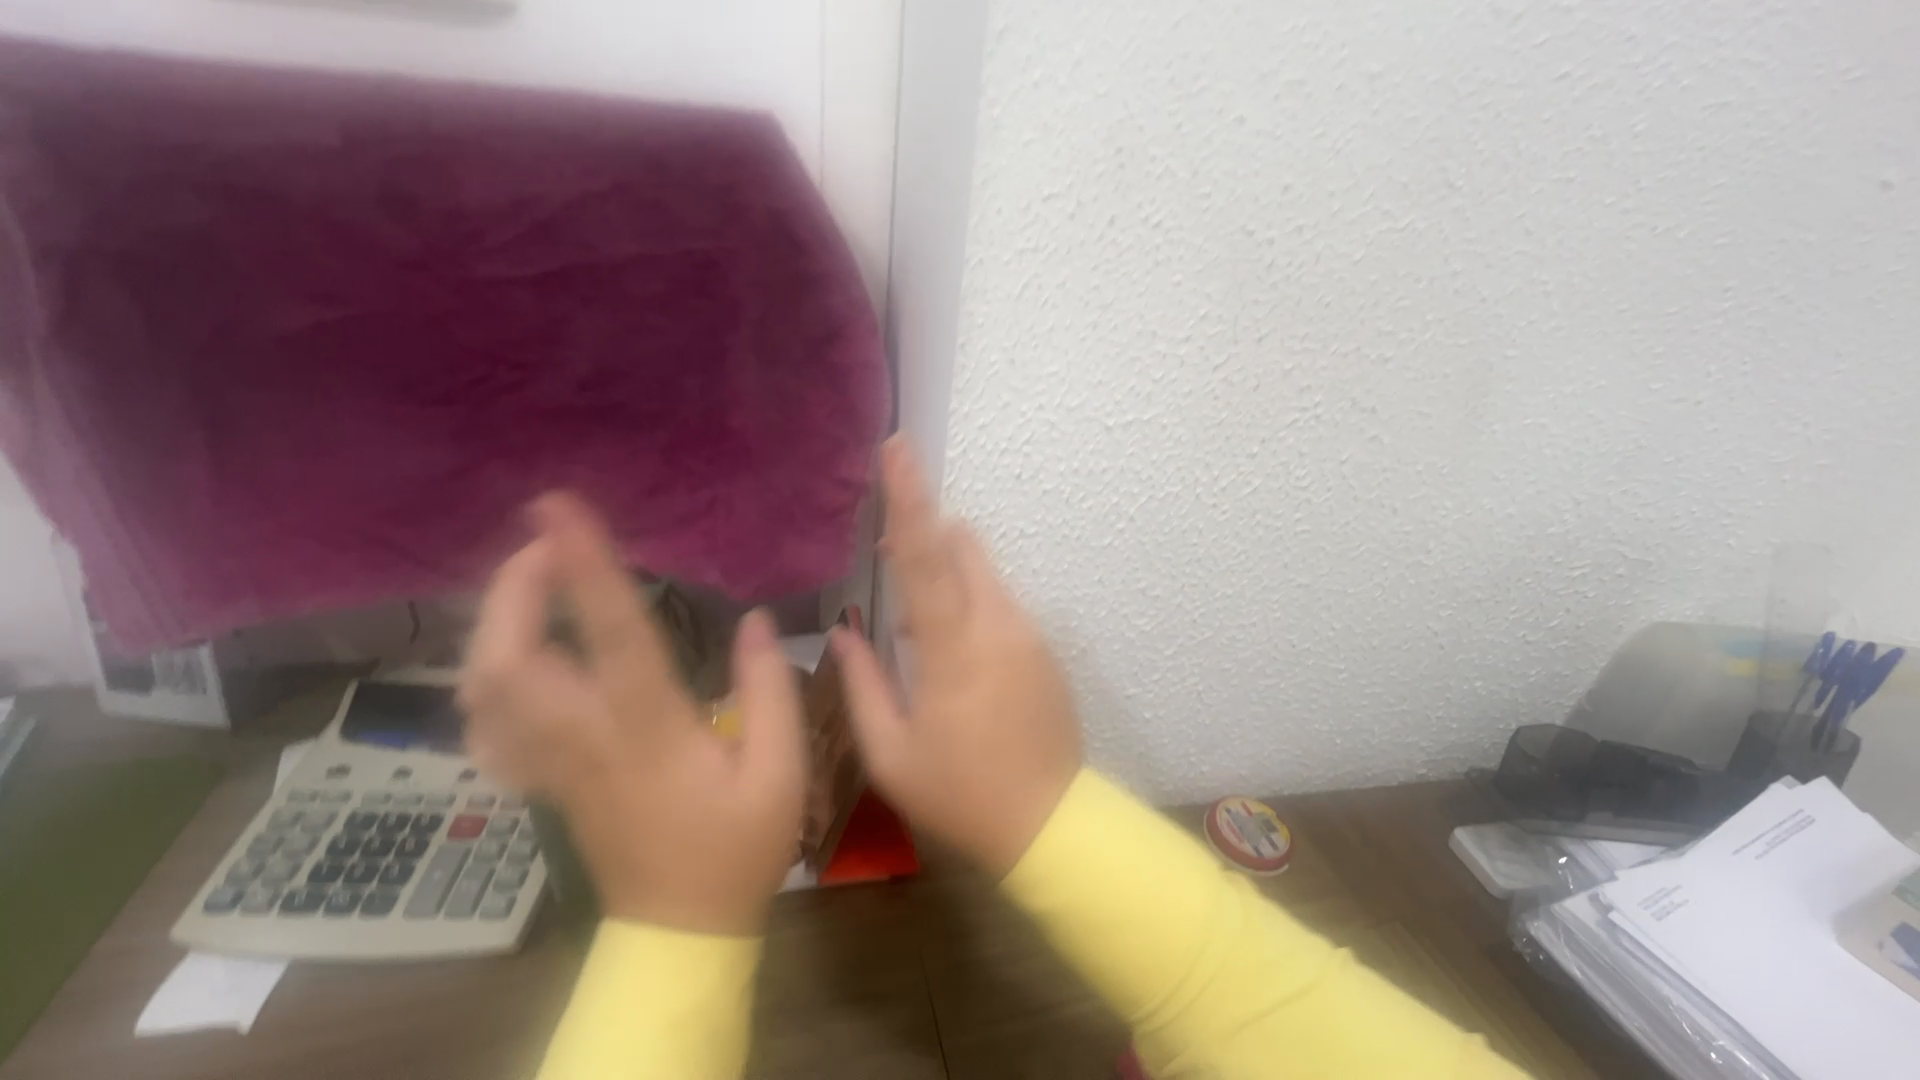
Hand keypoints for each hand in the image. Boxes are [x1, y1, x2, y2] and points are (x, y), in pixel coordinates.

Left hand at [458, 493, 805, 935]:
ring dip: (494, 623)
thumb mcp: (781, 773)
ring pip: (483, 690)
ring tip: (531, 584)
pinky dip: (484, 681)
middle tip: (545, 542)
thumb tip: (755, 621)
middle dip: (513, 587)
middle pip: (510, 659)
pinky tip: (513, 660)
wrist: (680, 928)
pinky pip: (485, 727)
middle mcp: (584, 740)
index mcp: (649, 731)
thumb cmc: (738, 849)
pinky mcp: (542, 782)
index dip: (582, 567)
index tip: (557, 508)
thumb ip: (771, 691)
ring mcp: (551, 764)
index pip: (611, 635)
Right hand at [832, 437, 1082, 877]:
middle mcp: (999, 625)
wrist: (1049, 823)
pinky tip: (954, 658)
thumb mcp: (890, 752)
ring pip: (984, 575)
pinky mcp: (1045, 650)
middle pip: (962, 548)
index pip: (927, 555)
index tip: (898, 446)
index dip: (909, 497)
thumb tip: (843, 632)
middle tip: (890, 562)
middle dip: (926, 538)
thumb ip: (862, 682)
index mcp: (954, 647)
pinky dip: (971, 606)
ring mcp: (1029, 635)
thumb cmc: (959, 793)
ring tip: (917, 630)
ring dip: (948, 578)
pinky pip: (1001, 604)